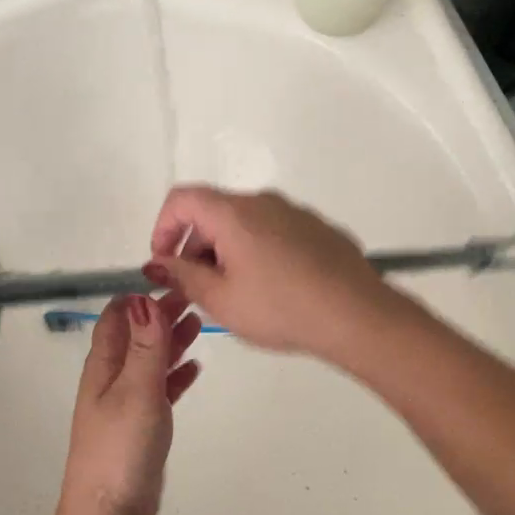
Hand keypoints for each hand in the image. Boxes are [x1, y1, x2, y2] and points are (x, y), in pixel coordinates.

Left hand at [56, 291, 202, 514]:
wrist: (109, 511)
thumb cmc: (120, 447)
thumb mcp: (136, 390)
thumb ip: (144, 347)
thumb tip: (144, 298)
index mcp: (103, 365)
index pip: (117, 316)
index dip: (141, 295)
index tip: (173, 278)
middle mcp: (111, 378)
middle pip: (136, 335)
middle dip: (161, 314)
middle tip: (197, 297)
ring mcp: (125, 403)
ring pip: (149, 360)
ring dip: (171, 340)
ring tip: (200, 323)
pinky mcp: (140, 426)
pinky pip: (159, 389)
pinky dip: (174, 374)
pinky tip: (194, 368)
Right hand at [143, 186, 399, 359]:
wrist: (358, 316)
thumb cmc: (281, 308)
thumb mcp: (221, 301)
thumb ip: (182, 277)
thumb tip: (157, 263)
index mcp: (233, 213)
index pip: (181, 199)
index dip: (162, 228)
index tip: (164, 264)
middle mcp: (263, 202)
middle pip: (213, 212)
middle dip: (195, 247)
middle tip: (197, 291)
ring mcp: (295, 213)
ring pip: (245, 224)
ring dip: (227, 252)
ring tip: (236, 295)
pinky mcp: (319, 229)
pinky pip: (274, 233)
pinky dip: (259, 253)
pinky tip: (273, 291)